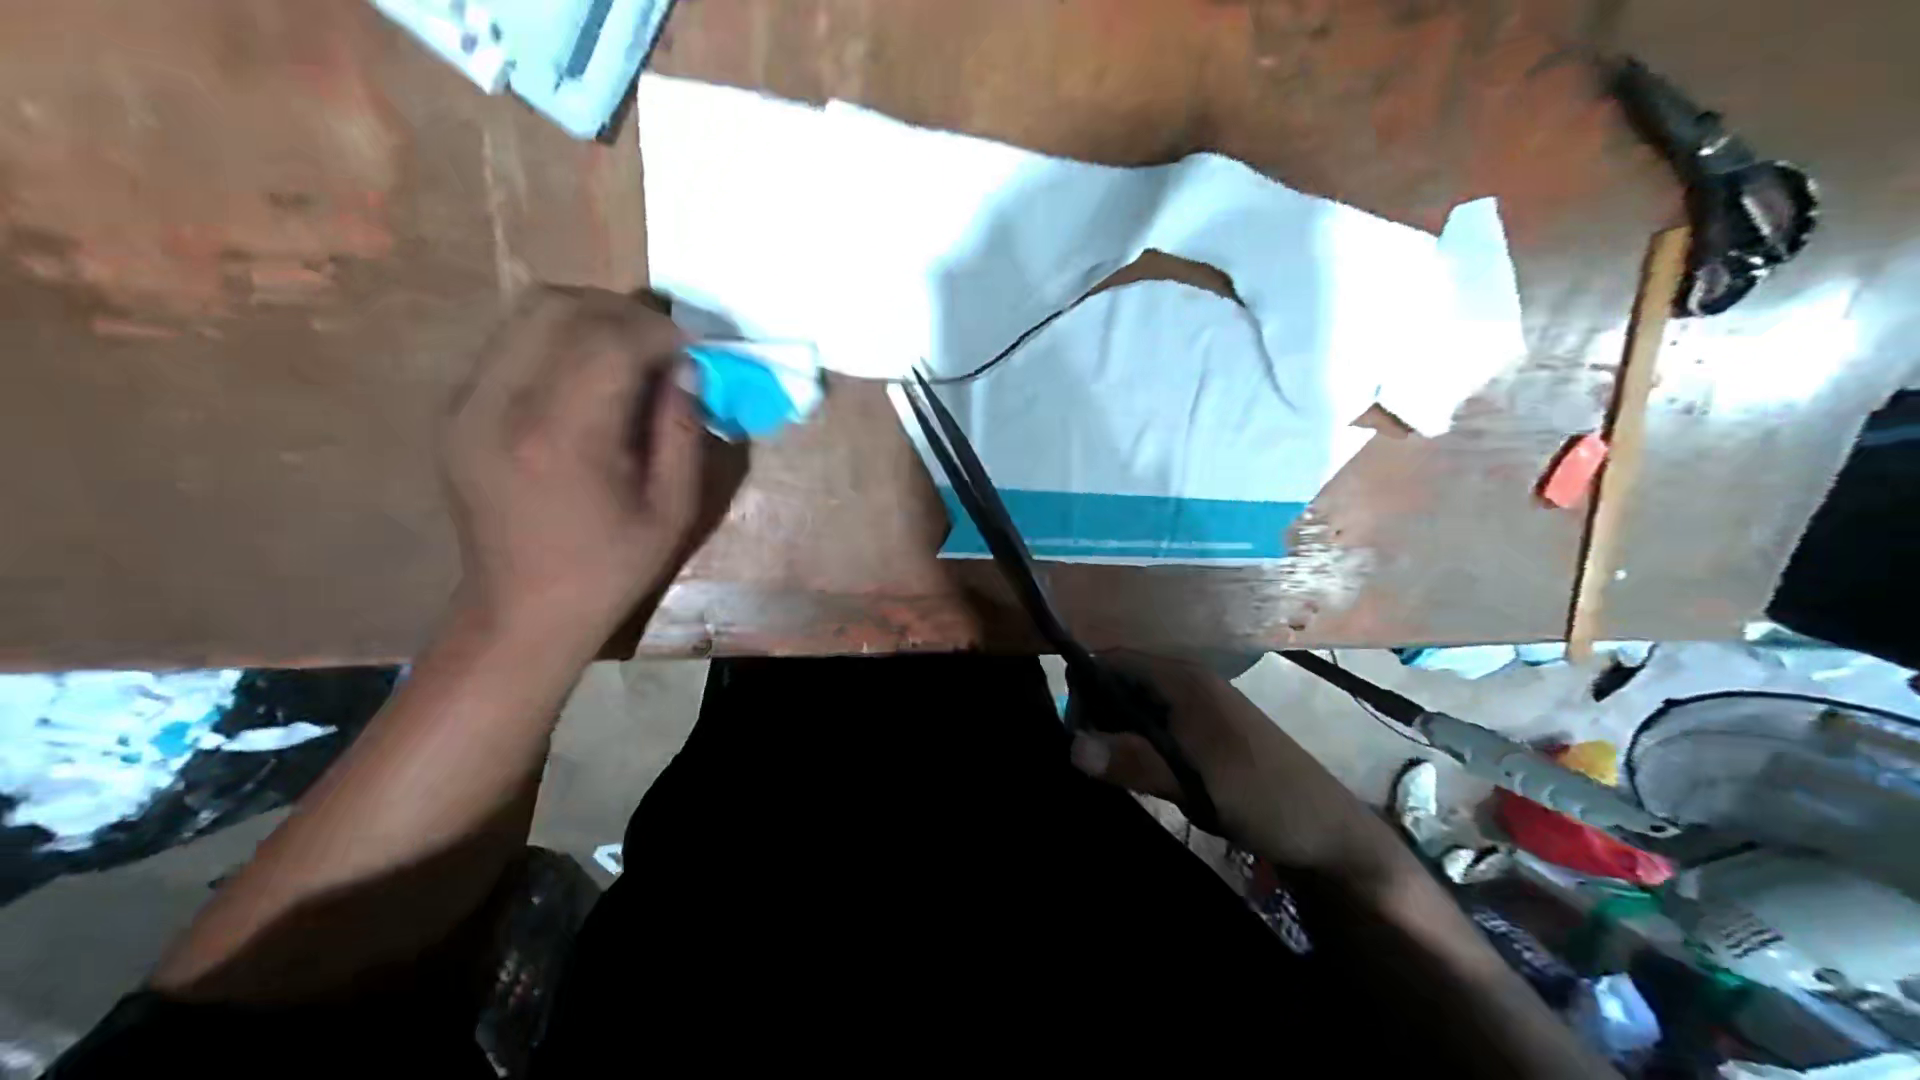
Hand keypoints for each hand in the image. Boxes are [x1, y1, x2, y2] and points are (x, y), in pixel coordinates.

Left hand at [443, 288, 742, 648]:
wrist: (522, 608)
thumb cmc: (610, 568)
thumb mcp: (673, 510)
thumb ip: (683, 430)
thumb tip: (686, 368)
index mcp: (562, 439)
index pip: (610, 340)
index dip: (660, 332)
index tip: (692, 350)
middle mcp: (501, 406)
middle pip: (561, 307)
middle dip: (625, 313)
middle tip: (664, 344)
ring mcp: (467, 403)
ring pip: (528, 311)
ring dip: (590, 317)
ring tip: (630, 352)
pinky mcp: (455, 408)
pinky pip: (510, 340)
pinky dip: (559, 338)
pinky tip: (589, 373)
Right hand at [1069, 651, 1415, 896]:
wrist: (1327, 833)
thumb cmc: (1262, 796)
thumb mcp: (1194, 782)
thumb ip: (1133, 761)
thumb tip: (1071, 748)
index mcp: (1183, 678)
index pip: (1111, 661)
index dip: (1084, 690)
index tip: (1076, 737)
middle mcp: (1185, 682)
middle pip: (1118, 682)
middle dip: (1098, 717)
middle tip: (1096, 764)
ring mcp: (1195, 708)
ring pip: (1133, 708)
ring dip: (1117, 736)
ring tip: (1115, 774)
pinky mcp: (1201, 733)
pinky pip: (1152, 728)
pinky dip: (1137, 747)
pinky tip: (1141, 777)